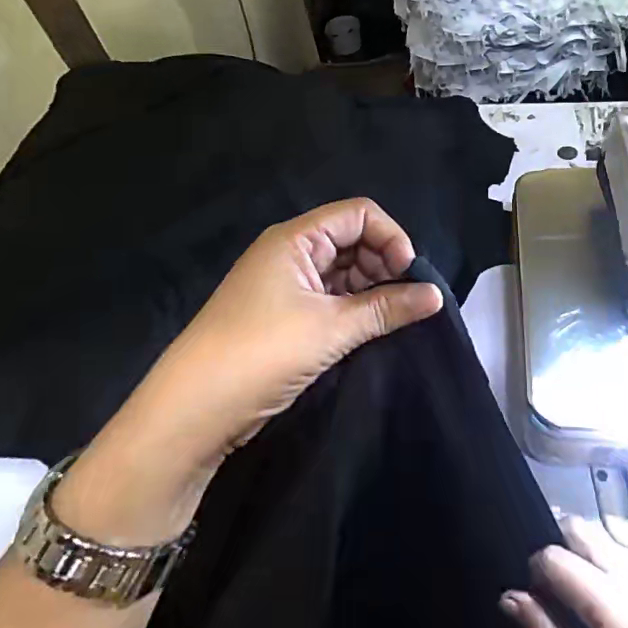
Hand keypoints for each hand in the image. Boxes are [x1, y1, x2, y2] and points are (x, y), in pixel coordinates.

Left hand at [54, 199, 443, 544]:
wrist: (191, 413)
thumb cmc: (261, 354)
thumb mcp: (332, 328)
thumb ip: (389, 307)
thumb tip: (436, 296)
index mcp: (295, 240)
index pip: (359, 214)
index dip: (390, 237)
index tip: (410, 274)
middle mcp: (290, 253)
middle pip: (354, 239)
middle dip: (385, 264)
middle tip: (404, 300)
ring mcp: (286, 284)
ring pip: (345, 270)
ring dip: (373, 288)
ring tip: (391, 318)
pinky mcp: (285, 314)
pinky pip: (332, 296)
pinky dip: (356, 307)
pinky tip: (372, 327)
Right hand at [501, 517, 627, 627]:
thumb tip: (510, 598)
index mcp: (614, 602)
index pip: (558, 556)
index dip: (533, 570)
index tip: (525, 598)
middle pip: (585, 531)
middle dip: (556, 548)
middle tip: (540, 591)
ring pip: (605, 542)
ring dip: (578, 556)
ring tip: (561, 600)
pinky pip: (622, 562)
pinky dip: (599, 567)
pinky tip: (589, 607)